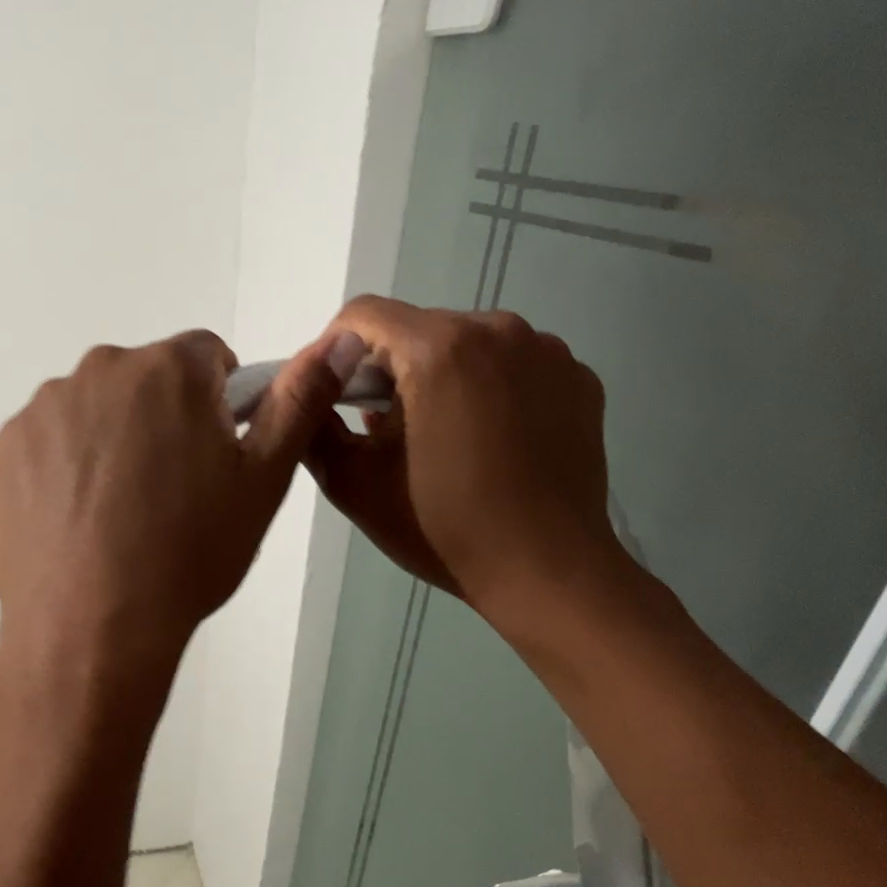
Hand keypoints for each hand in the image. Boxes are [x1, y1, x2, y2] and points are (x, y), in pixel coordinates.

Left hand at [0, 328, 364, 714]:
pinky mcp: (8, 446)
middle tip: (169, 491)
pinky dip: (65, 464)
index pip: (207, 356)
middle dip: (162, 417)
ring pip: (95, 408)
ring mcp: (45, 407)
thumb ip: (302, 401)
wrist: (92, 628)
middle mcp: (100, 369)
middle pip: (146, 379)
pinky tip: (76, 518)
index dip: (218, 402)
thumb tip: (339, 343)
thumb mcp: (263, 481)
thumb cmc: (188, 554)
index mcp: (168, 368)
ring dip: (111, 438)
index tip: (214, 455)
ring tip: (118, 513)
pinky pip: (50, 439)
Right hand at [304, 296, 630, 620]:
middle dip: (391, 368)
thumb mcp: (352, 482)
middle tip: (384, 428)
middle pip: (417, 327)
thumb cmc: (440, 526)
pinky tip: (491, 439)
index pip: (363, 315)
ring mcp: (546, 351)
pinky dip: (491, 388)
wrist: (545, 572)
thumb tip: (308, 391)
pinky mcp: (578, 378)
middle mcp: (497, 330)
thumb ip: (313, 425)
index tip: (333, 396)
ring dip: (442, 375)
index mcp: (437, 349)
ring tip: (441, 436)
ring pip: (467, 343)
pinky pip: (514, 365)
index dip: (334, 349)